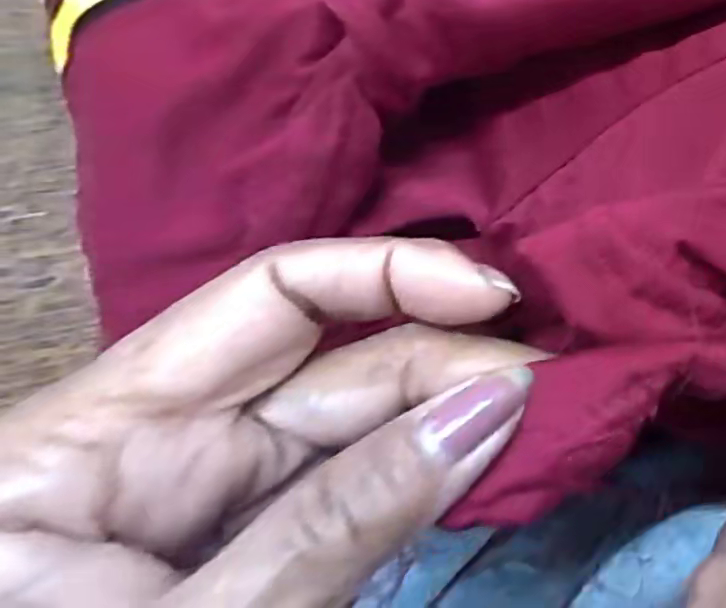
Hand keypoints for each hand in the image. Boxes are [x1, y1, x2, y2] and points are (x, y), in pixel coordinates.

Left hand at [0, 237, 543, 606]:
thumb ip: (343, 517)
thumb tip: (503, 399)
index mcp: (91, 443)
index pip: (275, 294)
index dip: (396, 273)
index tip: (497, 299)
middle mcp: (171, 443)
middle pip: (354, 360)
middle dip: (461, 365)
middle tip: (555, 392)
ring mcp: (232, 490)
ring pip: (384, 415)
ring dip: (470, 412)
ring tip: (552, 418)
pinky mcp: (281, 530)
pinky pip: (385, 471)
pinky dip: (450, 461)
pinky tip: (507, 452)